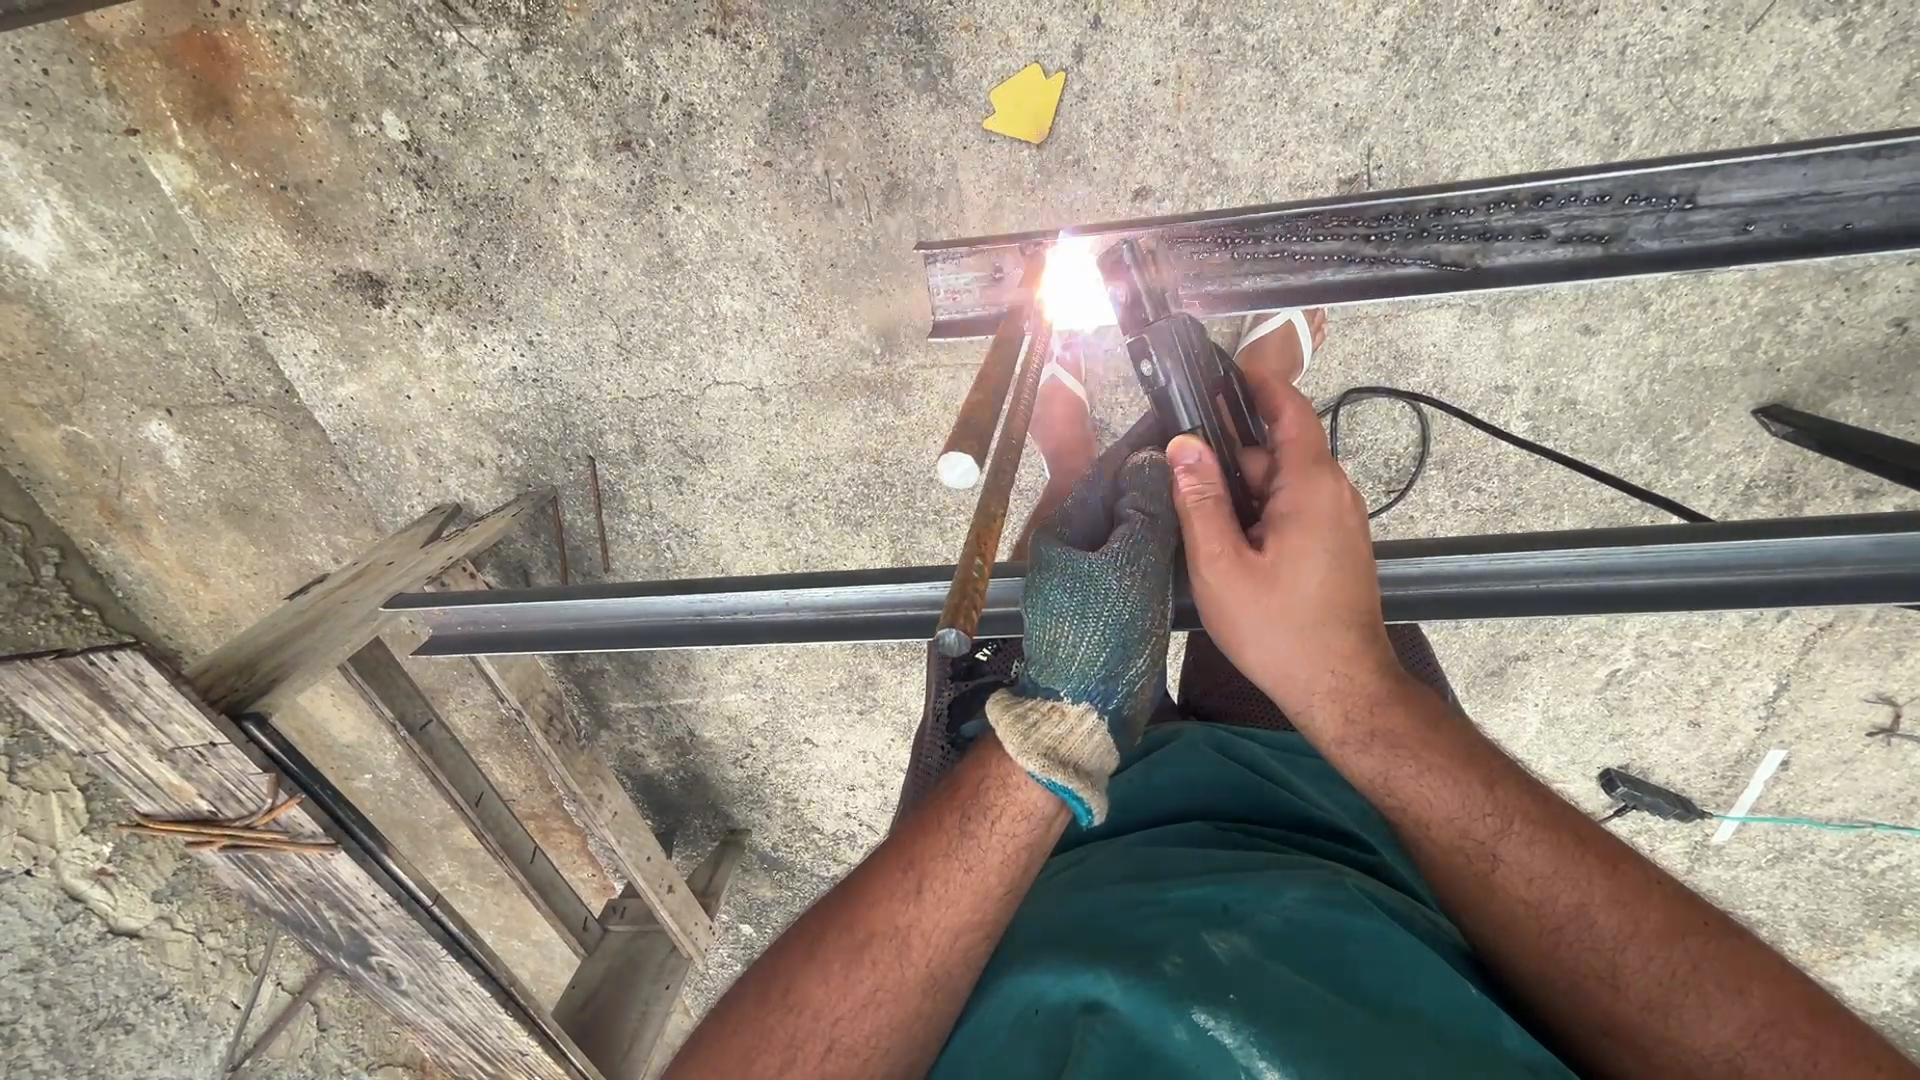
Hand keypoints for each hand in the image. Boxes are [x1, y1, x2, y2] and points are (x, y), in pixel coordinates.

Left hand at [986, 451, 1179, 825]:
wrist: (1087, 706)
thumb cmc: (1100, 635)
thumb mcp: (1128, 565)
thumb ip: (1143, 509)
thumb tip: (1154, 460)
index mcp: (1064, 525)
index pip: (1098, 464)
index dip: (1131, 438)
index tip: (1160, 410)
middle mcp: (1071, 539)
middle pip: (1111, 486)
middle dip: (1147, 462)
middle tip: (1191, 436)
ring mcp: (1088, 564)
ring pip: (1125, 515)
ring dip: (1156, 494)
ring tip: (1197, 469)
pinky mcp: (1106, 587)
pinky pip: (1134, 545)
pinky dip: (1158, 529)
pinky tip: (1187, 519)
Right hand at [1165, 381, 1403, 724]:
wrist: (1341, 688)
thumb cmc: (1279, 630)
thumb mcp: (1221, 566)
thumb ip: (1200, 501)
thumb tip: (1183, 446)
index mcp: (1310, 486)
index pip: (1289, 410)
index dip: (1256, 384)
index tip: (1219, 371)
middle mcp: (1334, 494)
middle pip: (1274, 452)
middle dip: (1227, 457)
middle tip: (1178, 473)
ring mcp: (1339, 522)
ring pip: (1280, 484)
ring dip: (1239, 492)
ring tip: (1195, 518)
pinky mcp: (1336, 546)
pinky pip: (1292, 509)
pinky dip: (1257, 512)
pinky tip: (1227, 544)